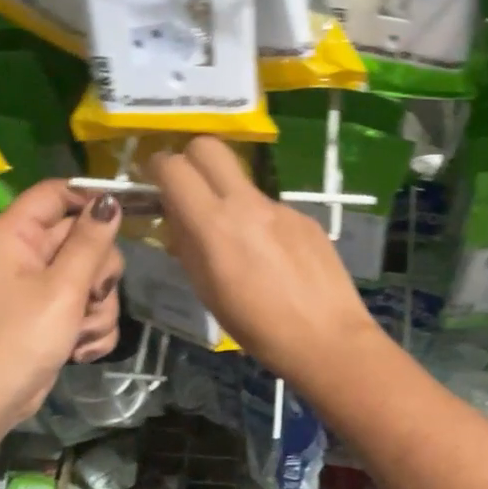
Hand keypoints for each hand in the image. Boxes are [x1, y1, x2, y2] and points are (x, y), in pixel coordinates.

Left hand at [0, 180, 124, 424]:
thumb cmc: (22, 336)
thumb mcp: (64, 287)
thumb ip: (91, 243)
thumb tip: (111, 202)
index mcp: (17, 234)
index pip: (58, 193)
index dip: (91, 202)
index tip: (125, 224)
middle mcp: (28, 254)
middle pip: (87, 241)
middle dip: (100, 277)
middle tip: (90, 298)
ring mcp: (42, 287)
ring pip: (95, 281)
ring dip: (99, 311)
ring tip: (79, 334)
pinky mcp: (55, 315)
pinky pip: (90, 309)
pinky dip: (92, 330)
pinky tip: (79, 350)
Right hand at [151, 136, 383, 386]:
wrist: (329, 341)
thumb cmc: (261, 330)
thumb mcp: (209, 294)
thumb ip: (188, 249)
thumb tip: (178, 222)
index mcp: (215, 225)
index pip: (173, 166)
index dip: (158, 169)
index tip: (157, 184)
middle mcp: (248, 205)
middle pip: (209, 147)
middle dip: (192, 160)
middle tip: (191, 193)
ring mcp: (282, 209)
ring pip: (244, 185)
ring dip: (231, 201)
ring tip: (241, 248)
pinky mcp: (307, 220)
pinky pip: (273, 210)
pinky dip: (264, 225)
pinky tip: (277, 262)